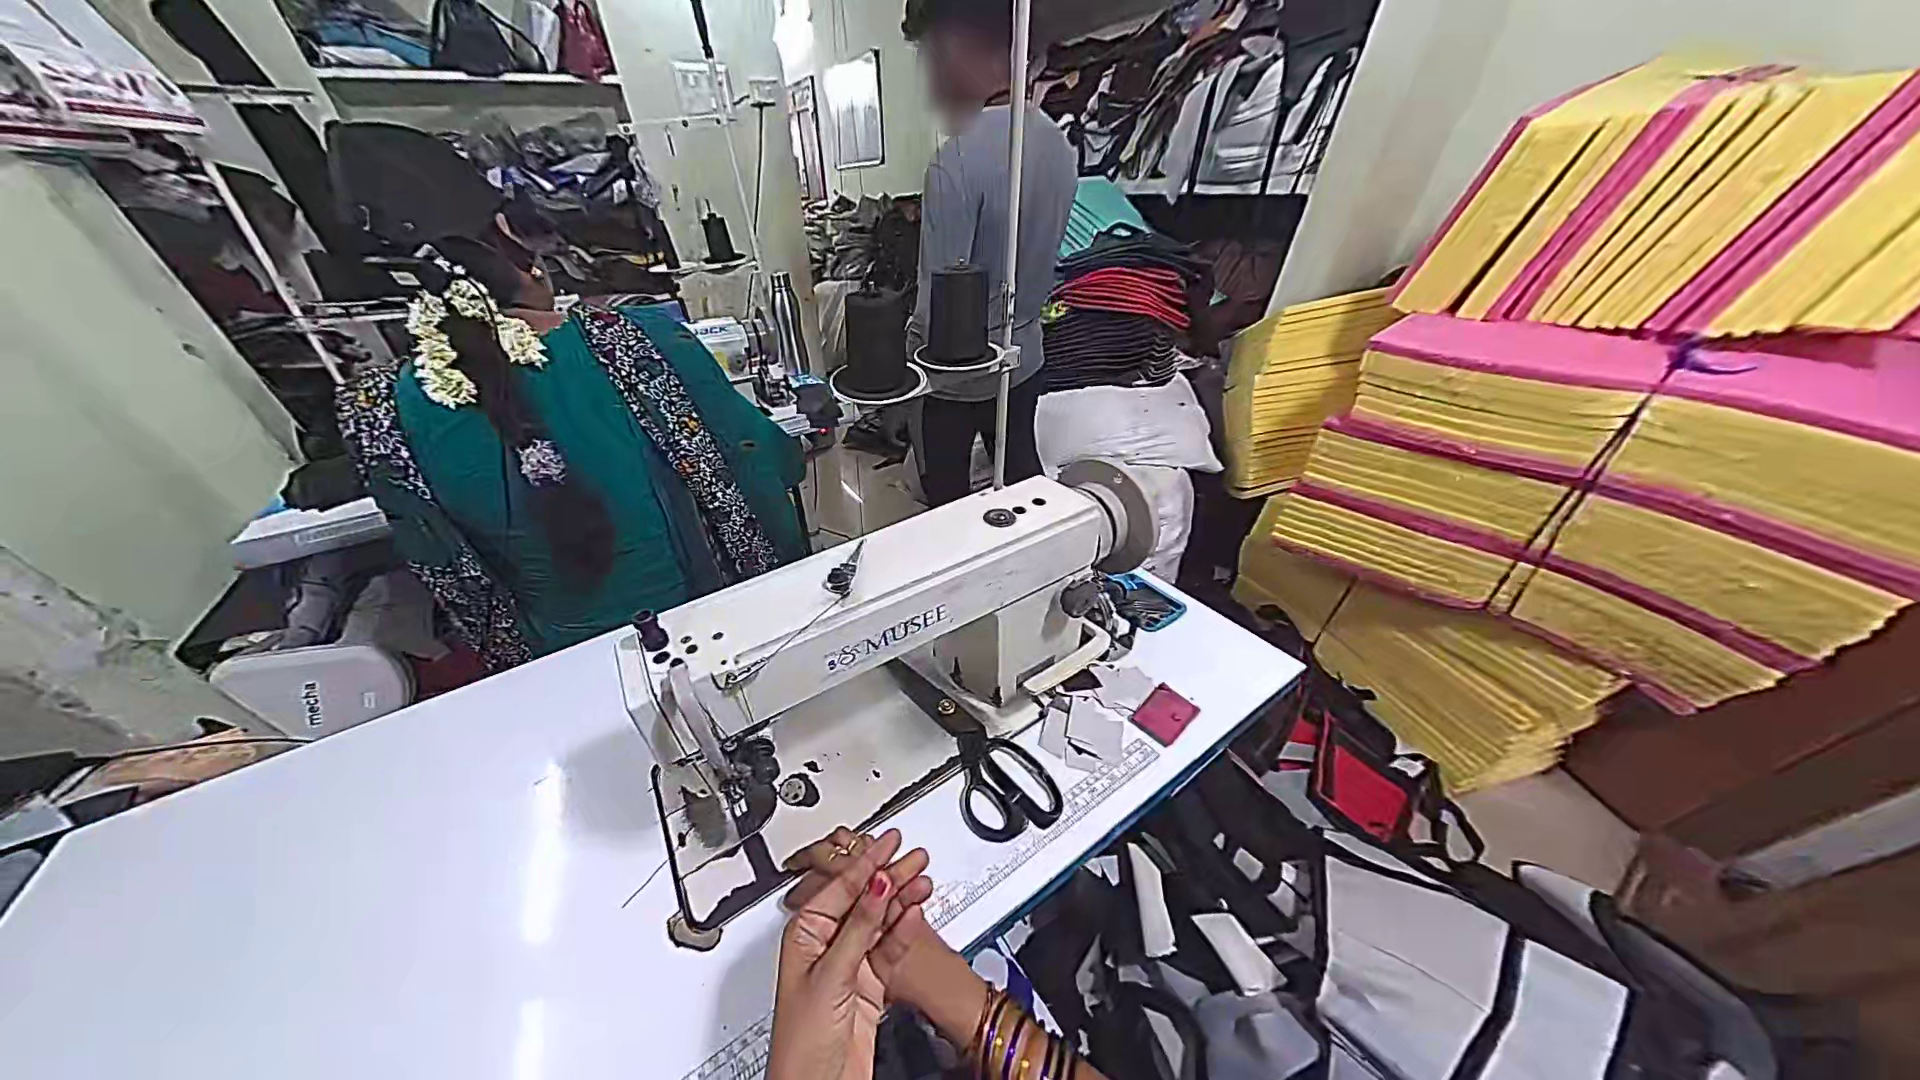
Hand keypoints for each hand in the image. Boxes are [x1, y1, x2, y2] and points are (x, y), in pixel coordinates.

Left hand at [769, 828, 930, 1079]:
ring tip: (923, 881)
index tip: (889, 841)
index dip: (869, 860)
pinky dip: (905, 928)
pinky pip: (891, 944)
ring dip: (903, 899)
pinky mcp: (869, 980)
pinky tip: (915, 912)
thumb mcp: (832, 974)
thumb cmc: (802, 1044)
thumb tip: (876, 883)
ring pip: (881, 918)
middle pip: (865, 897)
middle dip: (892, 875)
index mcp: (806, 932)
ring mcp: (850, 960)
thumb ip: (859, 926)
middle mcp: (828, 941)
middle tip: (916, 856)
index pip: (843, 885)